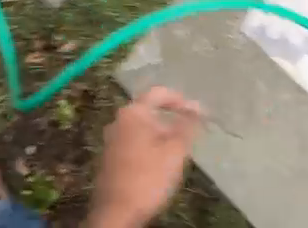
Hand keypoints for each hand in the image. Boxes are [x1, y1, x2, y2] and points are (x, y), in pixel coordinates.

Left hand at [86, 86, 203, 227]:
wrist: (116, 214)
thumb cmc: (147, 177)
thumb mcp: (174, 151)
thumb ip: (187, 127)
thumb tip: (198, 109)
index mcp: (133, 112)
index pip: (159, 93)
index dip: (180, 99)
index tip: (197, 111)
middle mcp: (118, 120)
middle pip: (149, 111)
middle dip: (171, 120)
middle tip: (190, 134)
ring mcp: (111, 140)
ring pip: (142, 129)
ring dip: (161, 135)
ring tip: (178, 151)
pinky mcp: (110, 158)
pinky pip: (134, 143)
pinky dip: (149, 147)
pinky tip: (160, 164)